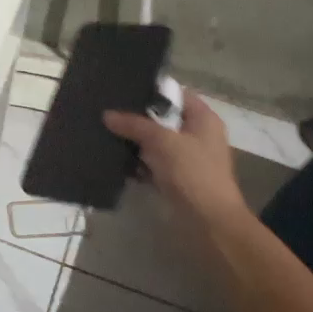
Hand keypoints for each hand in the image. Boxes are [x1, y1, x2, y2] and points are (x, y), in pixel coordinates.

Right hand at [104, 91, 247, 230]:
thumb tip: (107, 114)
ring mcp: (186, 159)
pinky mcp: (175, 179)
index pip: (176, 94)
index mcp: (203, 119)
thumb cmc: (192, 172)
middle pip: (163, 119)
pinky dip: (137, 163)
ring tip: (105, 133)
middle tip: (107, 111)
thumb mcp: (162, 142)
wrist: (207, 220)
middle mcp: (197, 135)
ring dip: (134, 142)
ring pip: (155, 143)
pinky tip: (114, 160)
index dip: (152, 92)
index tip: (123, 90)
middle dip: (137, 118)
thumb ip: (134, 125)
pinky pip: (152, 164)